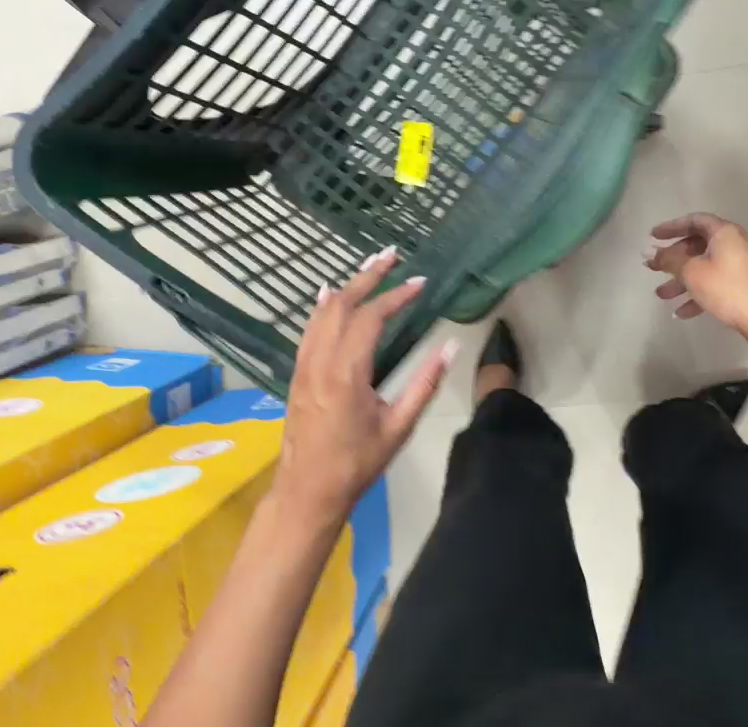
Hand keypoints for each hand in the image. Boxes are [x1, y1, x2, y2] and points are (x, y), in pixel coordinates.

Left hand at [276, 247, 451, 523]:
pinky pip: (310, 329)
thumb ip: (424, 385)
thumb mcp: (398, 428)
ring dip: (346, 286)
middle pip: (342, 304)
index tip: (420, 283)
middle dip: (368, 276)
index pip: (371, 318)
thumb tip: (450, 349)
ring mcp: (304, 365)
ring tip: (369, 266)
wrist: (307, 492)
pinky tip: (330, 296)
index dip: (396, 296)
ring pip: (323, 313)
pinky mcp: (297, 373)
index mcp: (347, 373)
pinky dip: (323, 307)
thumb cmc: (356, 464)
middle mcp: (321, 361)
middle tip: (392, 255)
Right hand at [645, 212, 747, 329]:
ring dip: (682, 280)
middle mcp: (736, 243)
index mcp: (725, 233)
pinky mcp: (747, 284)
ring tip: (662, 295)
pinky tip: (682, 313)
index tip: (653, 236)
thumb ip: (669, 260)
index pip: (694, 220)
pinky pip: (717, 282)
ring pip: (706, 267)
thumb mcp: (692, 272)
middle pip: (698, 246)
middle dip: (673, 260)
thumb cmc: (727, 288)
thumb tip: (649, 253)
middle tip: (653, 269)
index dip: (671, 227)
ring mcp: (743, 265)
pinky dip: (700, 293)